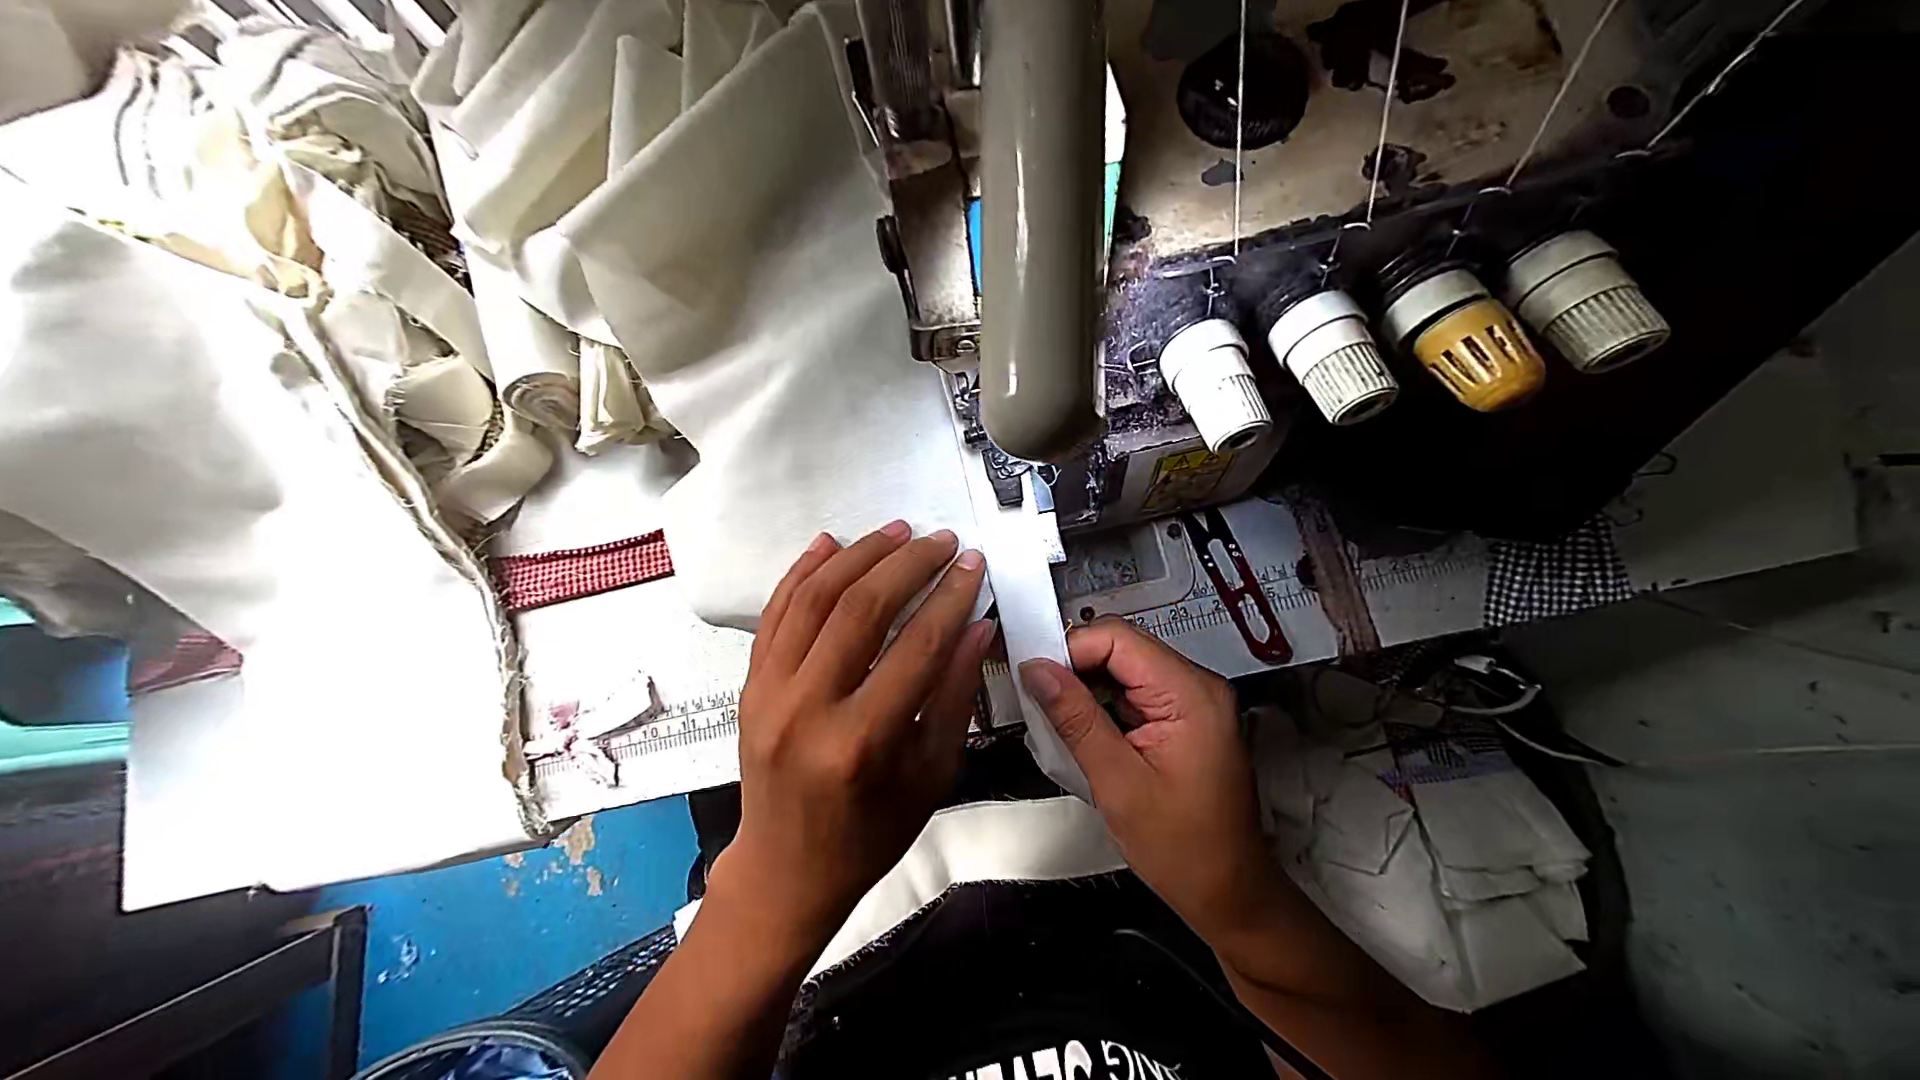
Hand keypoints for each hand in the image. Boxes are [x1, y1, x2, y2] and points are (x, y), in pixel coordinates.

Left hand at [714, 521, 995, 946]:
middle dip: (908, 565)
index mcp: (860, 742)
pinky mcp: (750, 685)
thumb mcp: (930, 775)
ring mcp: (768, 692)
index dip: (951, 598)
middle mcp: (806, 708)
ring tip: (897, 531)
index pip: (915, 647)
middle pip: (860, 609)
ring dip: (858, 555)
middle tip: (941, 541)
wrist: (785, 869)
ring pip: (814, 599)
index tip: (973, 565)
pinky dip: (802, 572)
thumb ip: (953, 695)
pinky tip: (830, 543)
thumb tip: (978, 626)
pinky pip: (776, 613)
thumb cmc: (869, 834)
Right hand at [1018, 619, 1282, 943]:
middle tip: (1040, 699)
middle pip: (1120, 646)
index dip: (1070, 650)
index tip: (1036, 676)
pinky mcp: (1182, 715)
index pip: (1117, 638)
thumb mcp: (1117, 783)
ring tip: (1060, 722)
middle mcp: (1197, 686)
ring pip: (1122, 667)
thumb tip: (1037, 670)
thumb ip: (1074, 718)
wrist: (1229, 892)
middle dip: (1074, 667)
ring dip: (1085, 687)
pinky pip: (1132, 689)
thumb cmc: (1186, 849)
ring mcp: (1192, 700)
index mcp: (1191, 694)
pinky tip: (1084, 731)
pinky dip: (1101, 703)